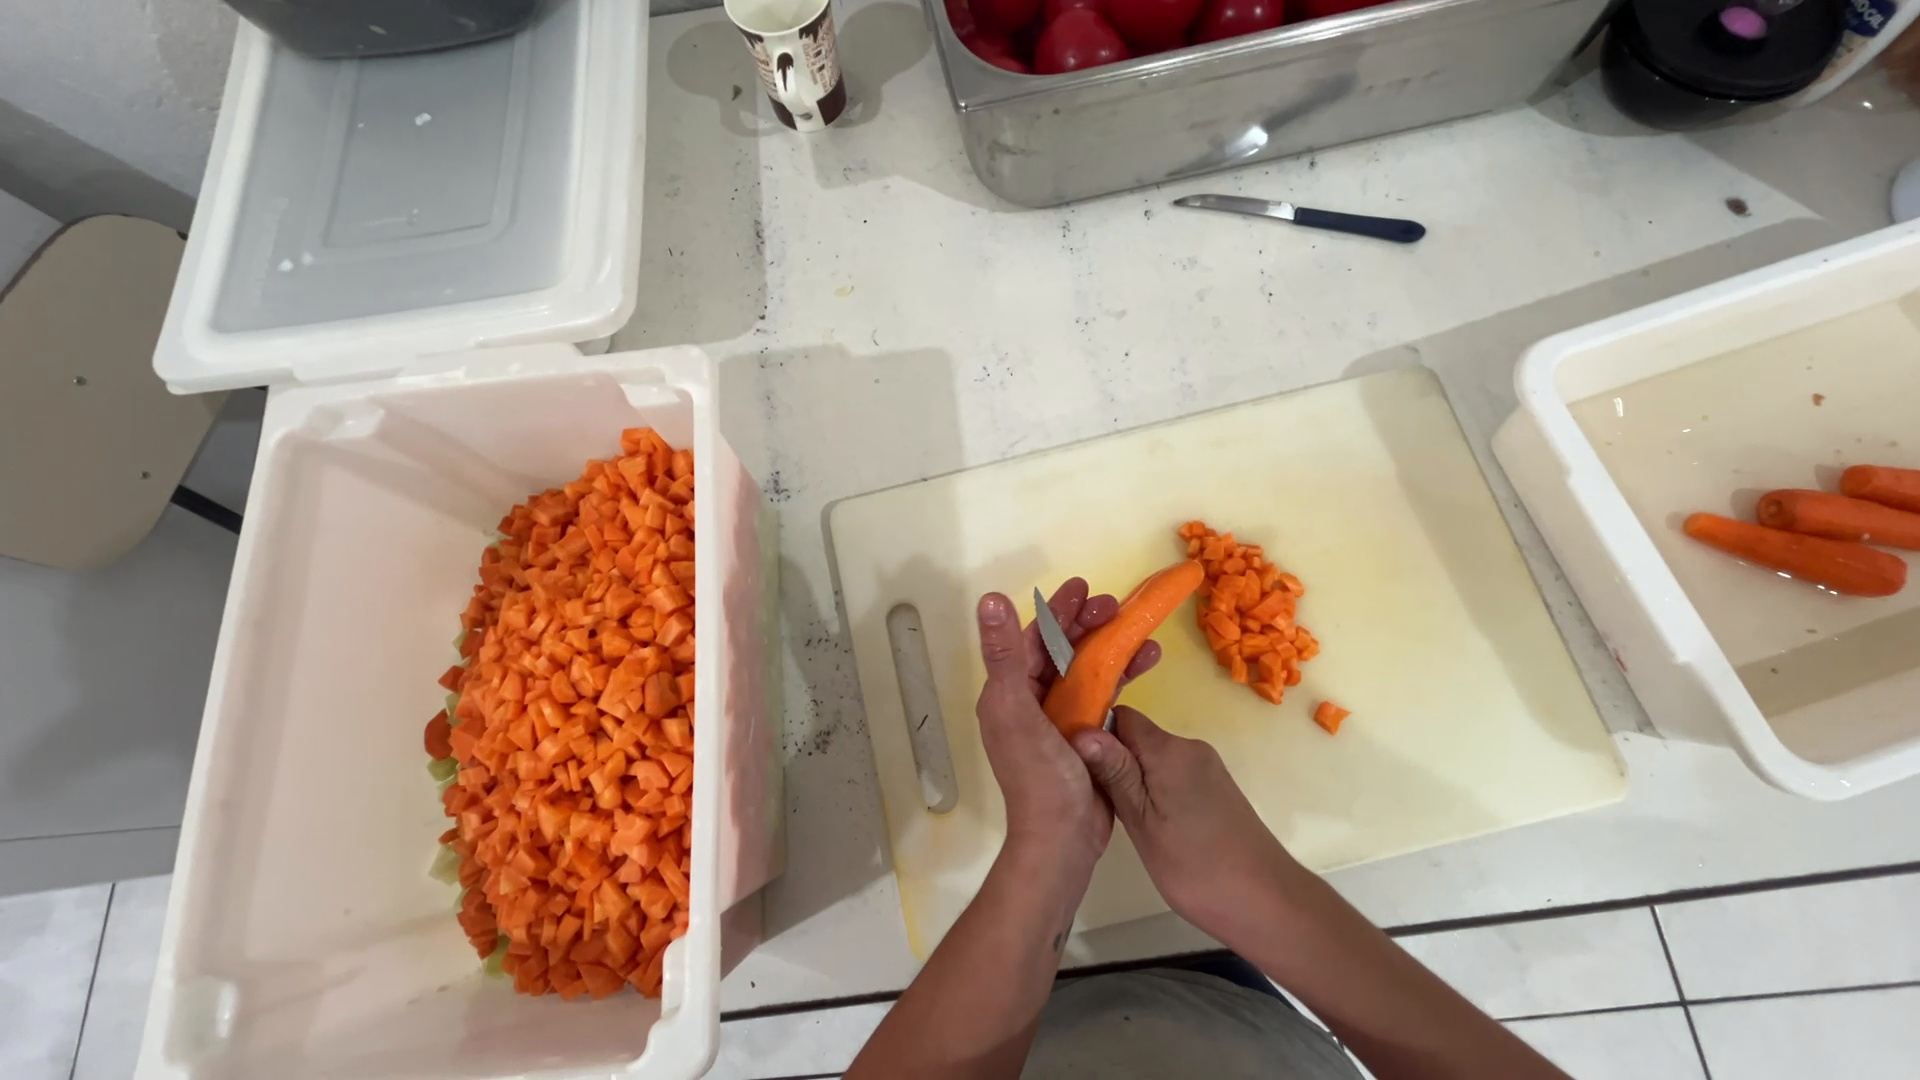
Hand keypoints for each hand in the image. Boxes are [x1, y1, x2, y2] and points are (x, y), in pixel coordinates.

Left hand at [975, 579, 1161, 871]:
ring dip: (1111, 647)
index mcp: (1008, 693)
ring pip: (1086, 669)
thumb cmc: (1038, 773)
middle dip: (1086, 625)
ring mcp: (1059, 719)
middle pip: (1061, 651)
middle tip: (1115, 605)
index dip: (1055, 612)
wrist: (1064, 838)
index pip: (1032, 640)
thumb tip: (988, 600)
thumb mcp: (1015, 707)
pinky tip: (1147, 662)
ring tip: (1140, 630)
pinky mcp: (1086, 735)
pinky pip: (1104, 694)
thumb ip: (1004, 653)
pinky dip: (1124, 676)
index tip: (1082, 587)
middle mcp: (1030, 701)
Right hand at [1069, 707, 1300, 941]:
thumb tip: (1080, 729)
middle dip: (1112, 761)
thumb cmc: (1196, 866)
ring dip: (1133, 780)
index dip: (1094, 732)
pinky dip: (1154, 792)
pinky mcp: (1215, 789)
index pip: (1120, 717)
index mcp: (1169, 750)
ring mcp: (1206, 769)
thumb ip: (1114, 773)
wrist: (1268, 904)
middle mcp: (1190, 749)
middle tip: (1093, 799)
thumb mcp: (1143, 822)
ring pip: (1152, 759)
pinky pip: (1171, 775)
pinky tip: (1150, 825)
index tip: (1072, 761)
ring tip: (1119, 817)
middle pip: (1136, 738)